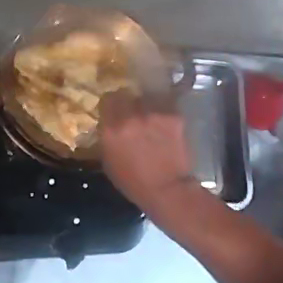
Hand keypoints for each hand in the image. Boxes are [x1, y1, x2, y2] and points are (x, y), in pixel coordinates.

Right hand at [100, 91, 198, 210]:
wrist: (166, 188)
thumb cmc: (133, 181)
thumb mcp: (109, 159)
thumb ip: (108, 135)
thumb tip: (110, 121)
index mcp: (111, 128)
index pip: (108, 99)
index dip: (112, 104)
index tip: (116, 109)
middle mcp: (131, 116)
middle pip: (128, 94)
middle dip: (129, 102)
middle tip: (134, 113)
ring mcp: (154, 114)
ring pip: (148, 97)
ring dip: (148, 105)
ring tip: (152, 117)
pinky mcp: (173, 116)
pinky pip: (166, 106)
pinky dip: (165, 112)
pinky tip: (166, 123)